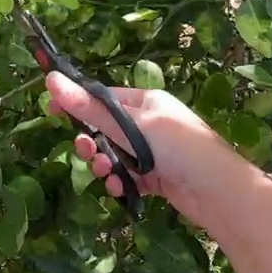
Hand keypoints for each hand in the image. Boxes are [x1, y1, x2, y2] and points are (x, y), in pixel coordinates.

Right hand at [46, 72, 235, 227]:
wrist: (220, 193)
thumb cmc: (177, 147)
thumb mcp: (129, 126)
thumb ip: (89, 108)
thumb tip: (51, 79)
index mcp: (146, 102)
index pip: (103, 98)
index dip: (77, 105)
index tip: (51, 113)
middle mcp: (149, 123)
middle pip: (106, 129)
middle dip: (92, 141)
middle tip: (84, 151)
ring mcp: (154, 152)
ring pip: (115, 155)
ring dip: (104, 164)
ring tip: (105, 174)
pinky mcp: (158, 177)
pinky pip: (128, 176)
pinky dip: (121, 181)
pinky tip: (119, 189)